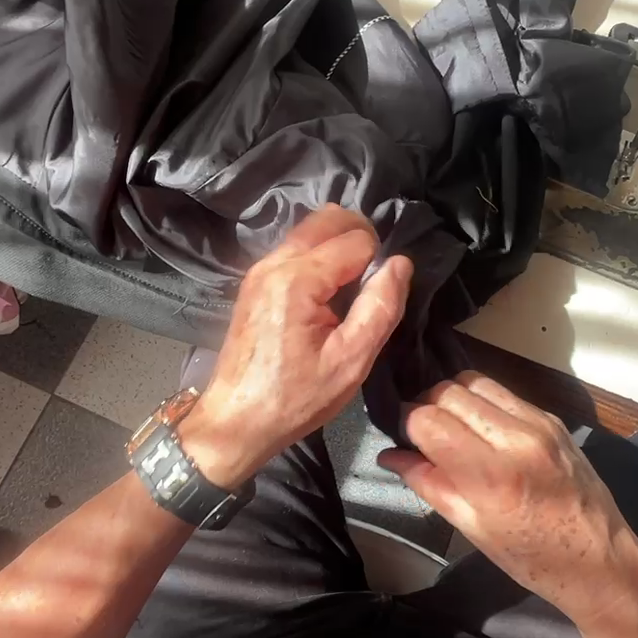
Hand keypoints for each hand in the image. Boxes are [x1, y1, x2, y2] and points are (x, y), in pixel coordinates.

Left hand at [180, 206, 412, 487]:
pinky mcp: (255, 281)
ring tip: (353, 288)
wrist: (236, 421)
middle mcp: (274, 262)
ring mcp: (260, 269)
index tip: (378, 299)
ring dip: (339, 244)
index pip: (357, 239)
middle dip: (360, 237)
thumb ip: (380, 307)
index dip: (378, 263)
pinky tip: (328, 294)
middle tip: (372, 280)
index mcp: (298, 279)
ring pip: (310, 228)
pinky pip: (296, 248)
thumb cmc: (295, 398)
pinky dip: (320, 255)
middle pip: (329, 217)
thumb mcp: (351, 361)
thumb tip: (400, 263)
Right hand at [379, 372, 637, 636]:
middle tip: (422, 433)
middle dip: (426, 405)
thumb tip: (388, 455)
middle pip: (448, 391)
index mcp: (492, 474)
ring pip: (473, 381)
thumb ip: (426, 482)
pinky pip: (502, 393)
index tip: (404, 439)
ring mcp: (538, 422)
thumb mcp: (470, 528)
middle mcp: (516, 437)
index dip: (407, 424)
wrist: (603, 562)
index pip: (428, 419)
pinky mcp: (552, 418)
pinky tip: (480, 428)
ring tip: (451, 427)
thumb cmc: (532, 559)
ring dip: (452, 398)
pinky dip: (481, 402)